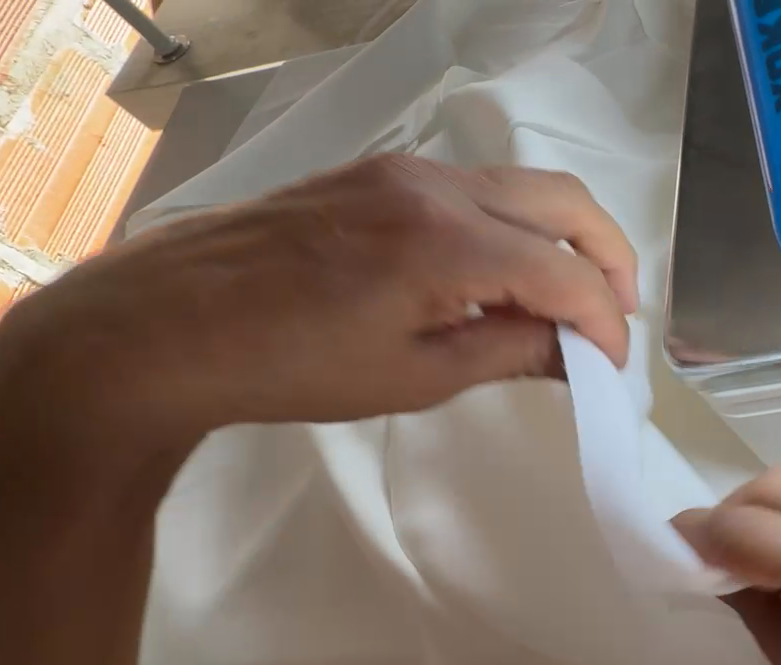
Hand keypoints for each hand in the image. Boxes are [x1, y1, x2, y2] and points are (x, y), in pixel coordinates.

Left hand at [0, 154, 636, 472]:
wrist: (162, 327)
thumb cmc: (298, 367)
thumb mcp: (425, 375)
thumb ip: (516, 350)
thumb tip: (578, 352)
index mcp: (449, 243)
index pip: (570, 275)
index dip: (607, 325)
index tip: (612, 368)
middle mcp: (436, 188)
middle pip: (567, 201)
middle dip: (612, 260)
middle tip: (618, 316)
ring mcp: (405, 173)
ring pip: (528, 188)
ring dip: (569, 240)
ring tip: (574, 300)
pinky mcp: (379, 176)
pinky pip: (482, 191)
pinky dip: (521, 229)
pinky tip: (511, 277)